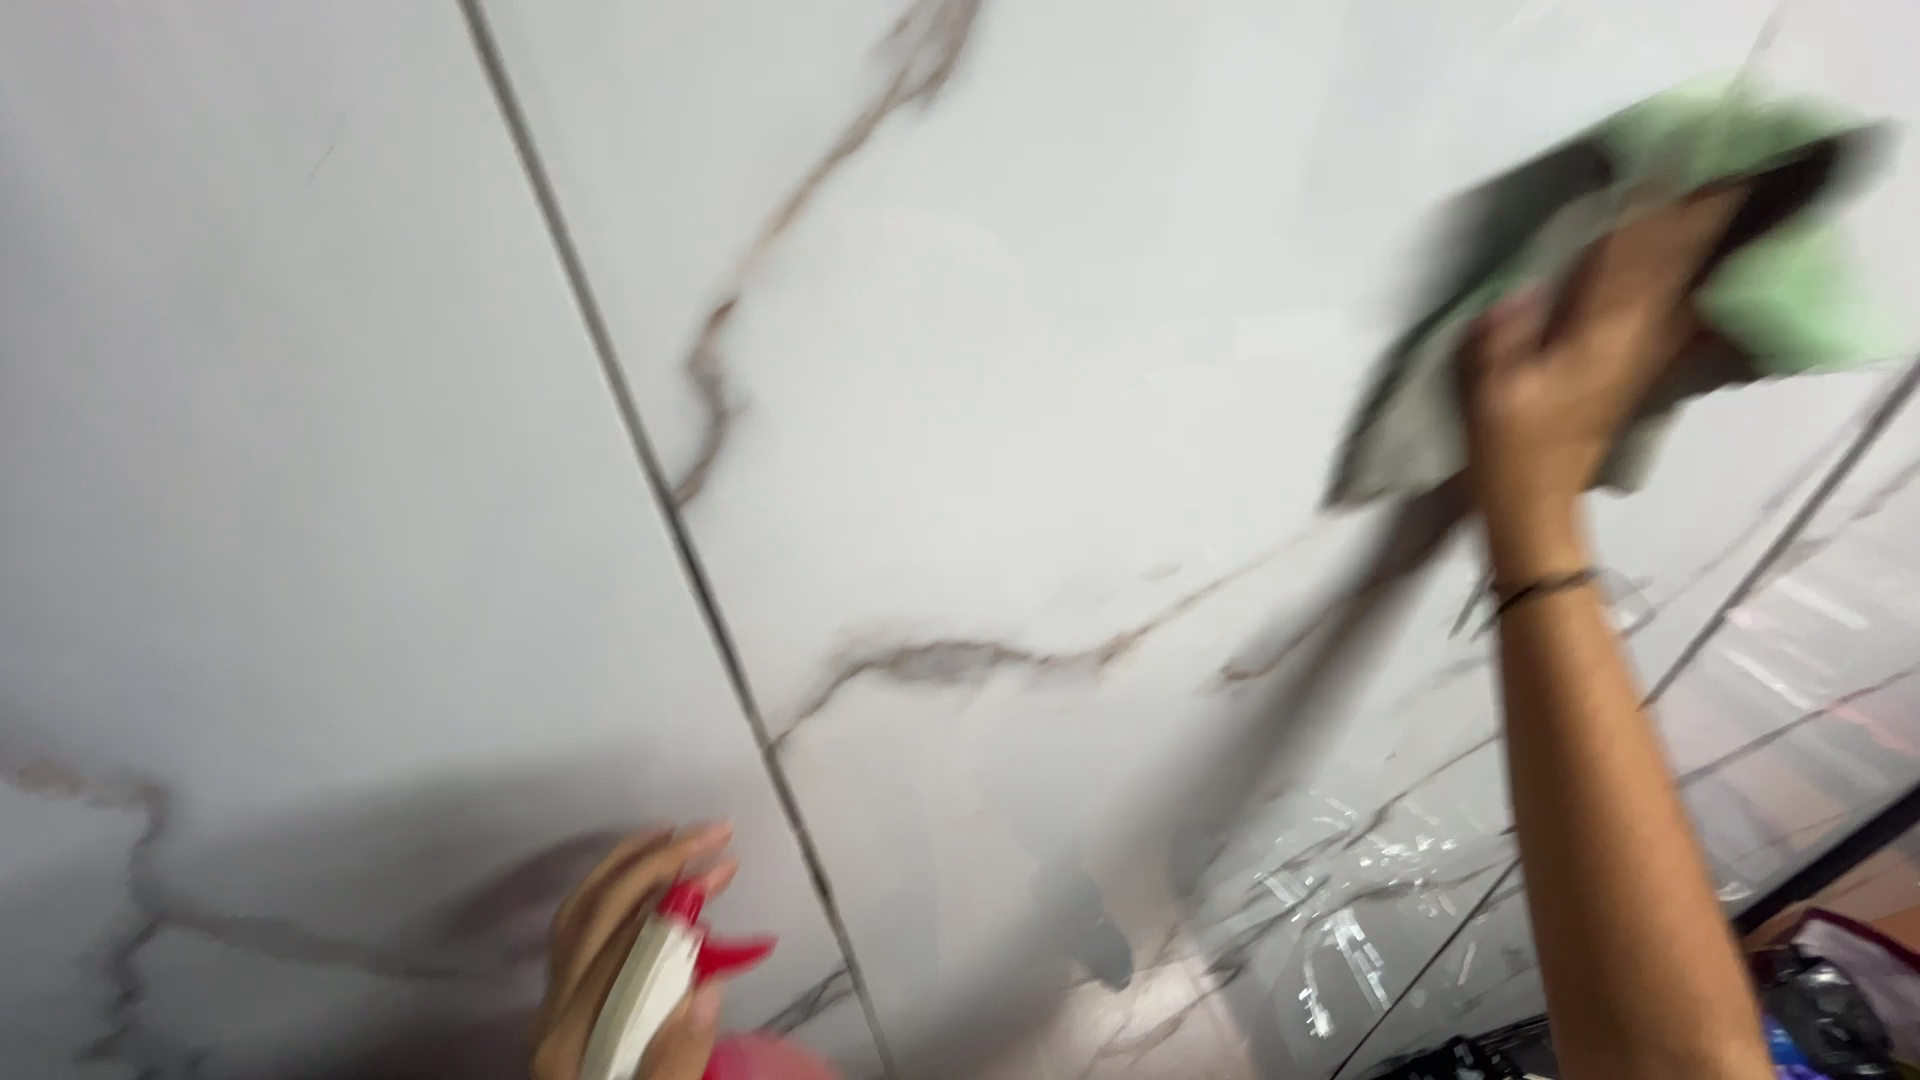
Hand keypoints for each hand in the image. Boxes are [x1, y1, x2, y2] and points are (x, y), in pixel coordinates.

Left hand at [532, 823, 738, 1079]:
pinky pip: (582, 930)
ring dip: (632, 864)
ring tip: (679, 834)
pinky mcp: (564, 1006)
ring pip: (582, 912)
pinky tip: (648, 880)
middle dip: (658, 859)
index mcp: (574, 1036)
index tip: (724, 863)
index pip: (623, 939)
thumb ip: (677, 1061)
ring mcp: (554, 1005)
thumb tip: (708, 988)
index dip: (673, 892)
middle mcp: (554, 1010)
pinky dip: (616, 890)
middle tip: (715, 832)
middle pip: (598, 911)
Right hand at [1457, 186, 1746, 579]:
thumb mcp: (1490, 394)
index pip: (1629, 256)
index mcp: (1598, 336)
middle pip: (1672, 260)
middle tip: (1713, 157)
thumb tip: (1517, 288)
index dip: (1645, 206)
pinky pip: (1676, 306)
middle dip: (1693, 208)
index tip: (1659, 156)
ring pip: (1683, 278)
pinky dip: (1691, 274)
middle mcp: (1636, 336)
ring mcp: (1644, 352)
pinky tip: (1704, 262)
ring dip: (1700, 234)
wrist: (1536, 501)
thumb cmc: (1509, 449)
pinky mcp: (1638, 366)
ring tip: (1717, 191)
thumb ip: (1503, 337)